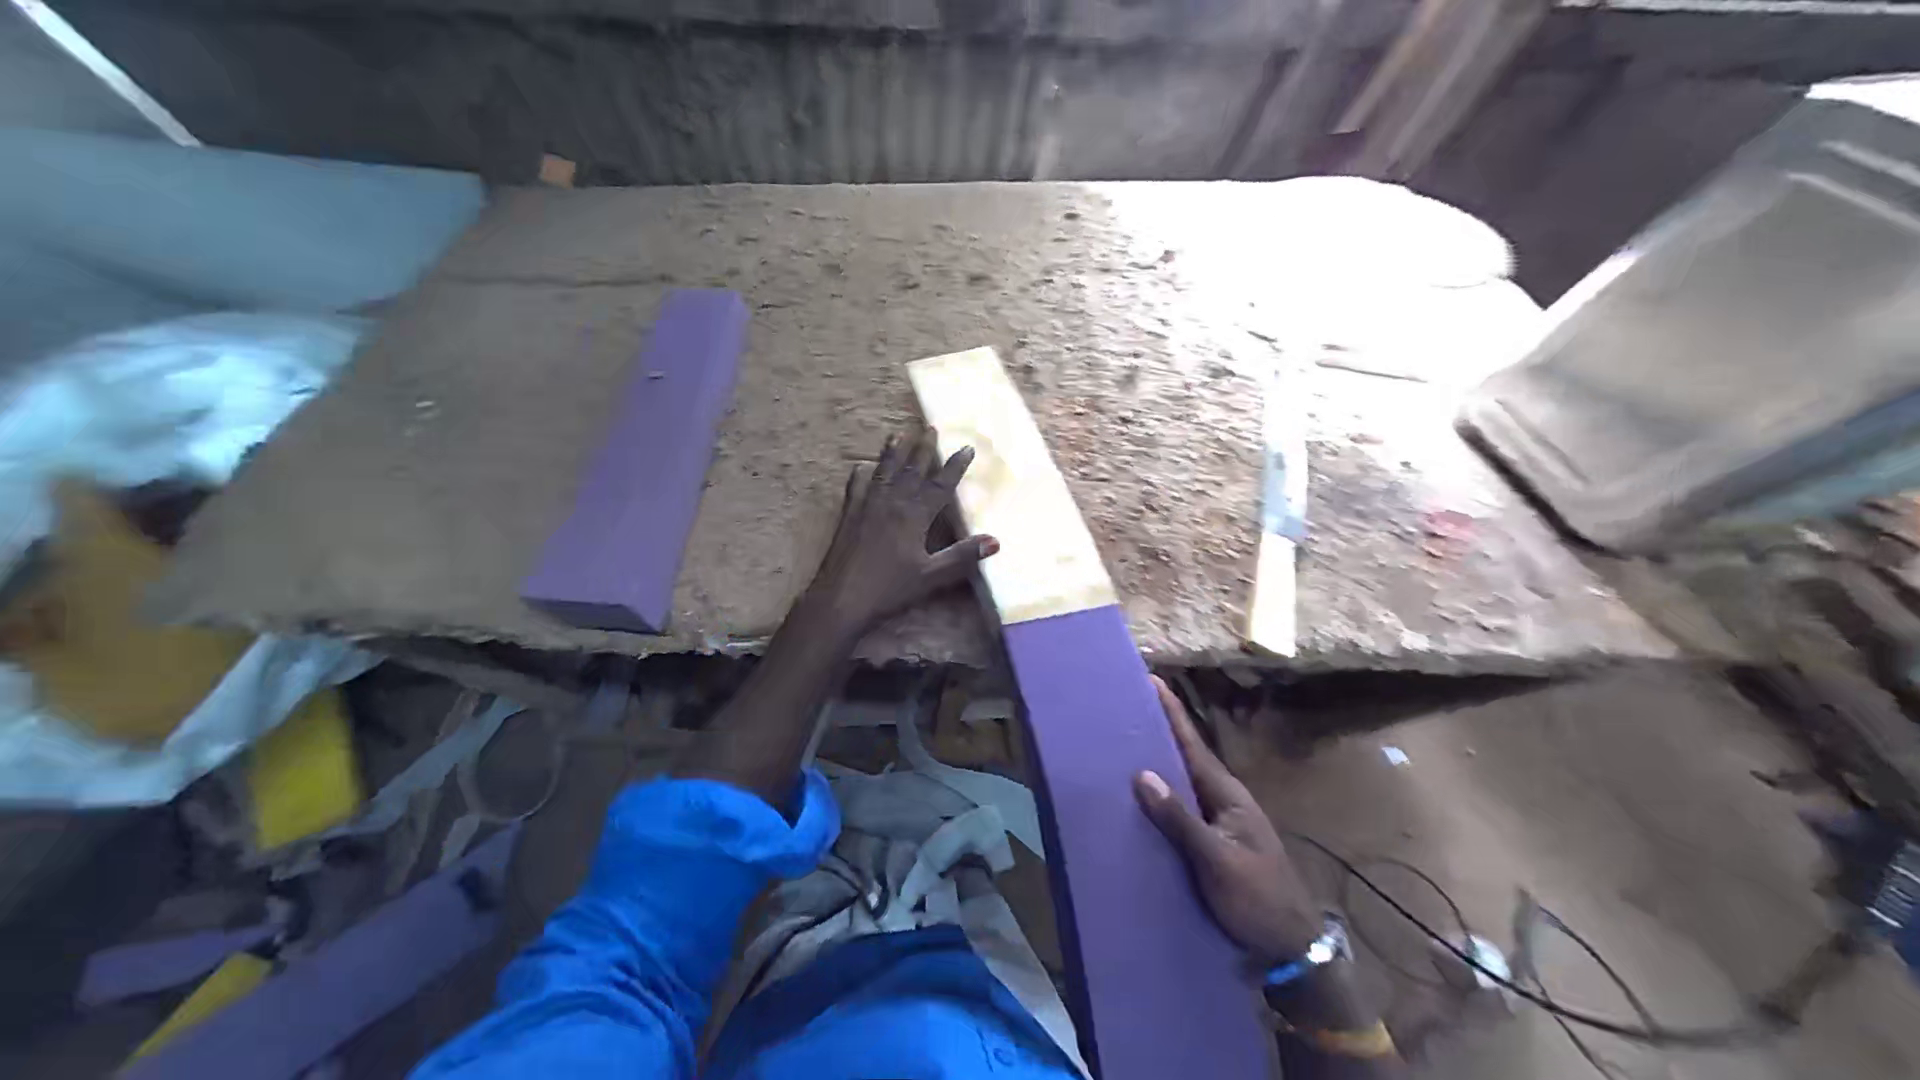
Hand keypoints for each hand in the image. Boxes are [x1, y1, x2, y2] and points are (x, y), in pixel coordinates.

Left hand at [803, 430, 997, 637]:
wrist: (841, 597)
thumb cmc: (889, 589)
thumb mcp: (931, 576)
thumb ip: (962, 556)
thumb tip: (996, 541)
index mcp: (914, 516)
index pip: (940, 485)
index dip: (955, 466)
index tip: (967, 447)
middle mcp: (892, 503)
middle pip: (911, 470)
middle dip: (923, 449)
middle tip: (931, 427)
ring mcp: (868, 506)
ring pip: (884, 471)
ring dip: (894, 452)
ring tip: (899, 433)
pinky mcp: (849, 515)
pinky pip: (857, 486)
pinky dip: (861, 474)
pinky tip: (861, 466)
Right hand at [1134, 676, 1319, 965]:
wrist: (1290, 945)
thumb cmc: (1257, 897)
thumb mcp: (1216, 859)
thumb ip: (1180, 818)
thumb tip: (1141, 774)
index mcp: (1226, 793)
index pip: (1192, 744)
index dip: (1172, 712)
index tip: (1152, 679)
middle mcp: (1222, 798)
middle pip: (1185, 755)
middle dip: (1159, 727)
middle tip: (1127, 705)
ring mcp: (1218, 819)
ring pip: (1181, 780)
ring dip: (1157, 758)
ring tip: (1125, 740)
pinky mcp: (1211, 839)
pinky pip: (1180, 805)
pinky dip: (1160, 792)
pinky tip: (1140, 794)